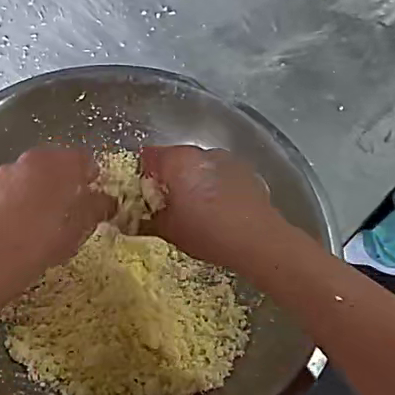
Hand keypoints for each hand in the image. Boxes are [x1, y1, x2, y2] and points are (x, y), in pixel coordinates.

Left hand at [0, 148, 110, 279]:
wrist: (2, 251)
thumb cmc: (51, 235)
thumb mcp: (85, 225)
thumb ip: (100, 206)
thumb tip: (107, 200)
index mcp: (64, 162)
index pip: (85, 160)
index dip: (90, 177)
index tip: (91, 194)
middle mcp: (34, 158)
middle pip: (53, 164)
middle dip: (60, 181)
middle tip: (65, 207)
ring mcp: (6, 170)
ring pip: (26, 175)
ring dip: (33, 188)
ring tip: (36, 216)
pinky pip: (4, 190)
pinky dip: (9, 200)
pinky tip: (12, 221)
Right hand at [140, 146, 290, 273]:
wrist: (258, 241)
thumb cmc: (207, 233)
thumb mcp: (167, 230)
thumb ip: (147, 218)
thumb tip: (136, 217)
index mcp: (177, 161)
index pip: (147, 156)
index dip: (142, 174)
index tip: (143, 193)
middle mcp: (201, 153)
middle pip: (175, 159)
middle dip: (169, 178)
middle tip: (167, 205)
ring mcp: (227, 160)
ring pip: (199, 166)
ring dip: (193, 181)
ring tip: (196, 209)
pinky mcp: (246, 172)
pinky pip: (220, 174)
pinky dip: (215, 186)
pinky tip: (218, 210)